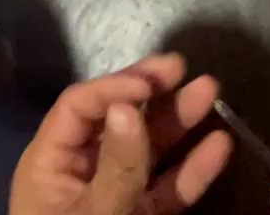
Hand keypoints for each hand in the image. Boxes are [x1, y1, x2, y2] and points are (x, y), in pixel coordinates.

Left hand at [10, 52, 234, 214]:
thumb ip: (115, 168)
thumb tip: (127, 105)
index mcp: (50, 165)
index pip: (80, 108)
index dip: (115, 88)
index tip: (151, 82)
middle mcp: (81, 175)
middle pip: (117, 122)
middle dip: (153, 95)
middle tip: (185, 69)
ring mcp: (114, 200)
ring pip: (148, 152)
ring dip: (180, 124)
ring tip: (212, 93)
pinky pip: (168, 191)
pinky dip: (192, 171)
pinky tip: (219, 146)